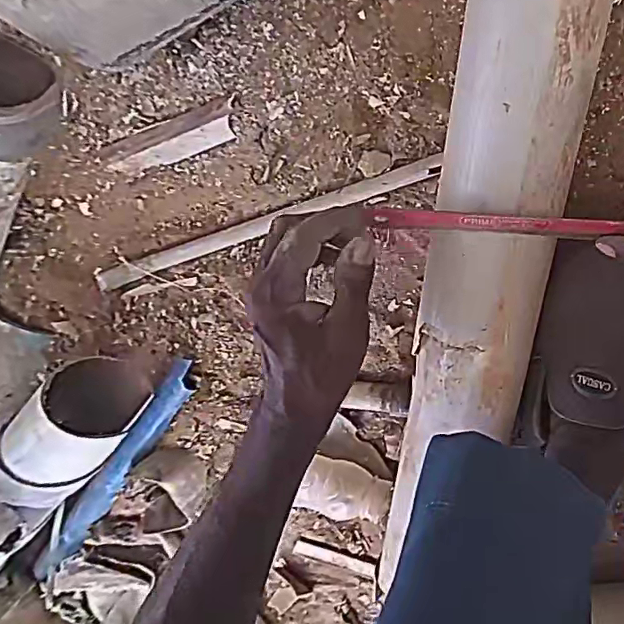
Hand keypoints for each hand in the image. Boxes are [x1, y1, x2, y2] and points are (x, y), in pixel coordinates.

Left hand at [246, 207, 375, 426]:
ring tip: (351, 246)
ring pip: (283, 241)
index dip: (336, 220)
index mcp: (277, 290)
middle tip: (359, 231)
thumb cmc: (322, 374)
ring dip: (317, 236)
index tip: (364, 219)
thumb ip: (353, 281)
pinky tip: (334, 262)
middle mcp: (261, 284)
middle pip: (288, 230)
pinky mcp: (265, 296)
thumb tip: (363, 242)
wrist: (295, 404)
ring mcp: (259, 290)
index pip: (304, 235)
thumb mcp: (348, 328)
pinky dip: (309, 251)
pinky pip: (283, 257)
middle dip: (325, 223)